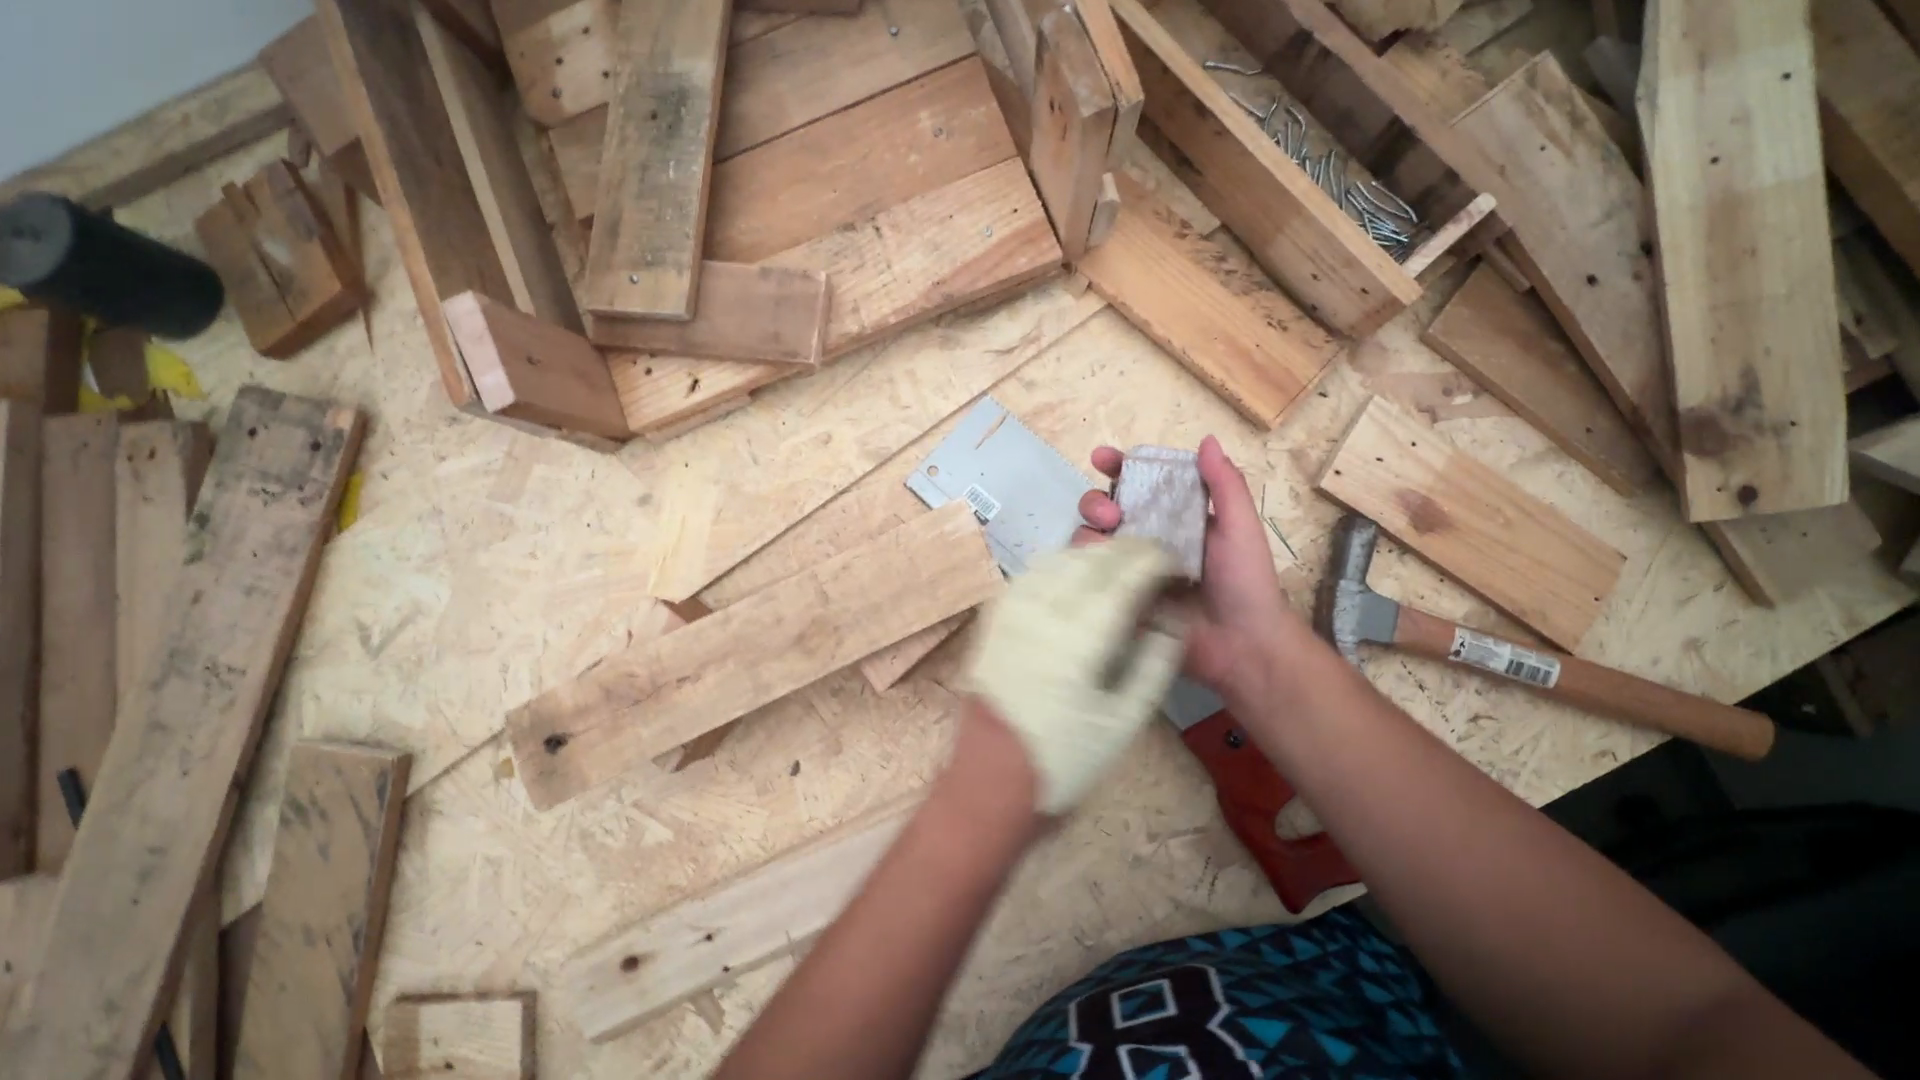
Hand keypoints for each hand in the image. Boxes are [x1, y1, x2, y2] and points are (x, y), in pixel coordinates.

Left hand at [961, 539, 1186, 813]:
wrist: (990, 780)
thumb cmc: (1065, 759)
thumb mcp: (1127, 720)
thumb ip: (1156, 661)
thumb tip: (1173, 616)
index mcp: (1081, 636)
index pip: (1126, 572)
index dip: (1156, 559)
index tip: (1177, 564)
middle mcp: (1043, 609)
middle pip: (1094, 557)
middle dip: (1130, 552)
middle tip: (1155, 566)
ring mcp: (1012, 608)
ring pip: (1062, 557)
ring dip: (1096, 556)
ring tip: (1121, 571)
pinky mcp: (994, 616)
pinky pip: (1033, 572)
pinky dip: (1063, 565)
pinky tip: (1077, 581)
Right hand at [1075, 436, 1308, 706]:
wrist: (1241, 643)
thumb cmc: (1246, 581)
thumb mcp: (1241, 526)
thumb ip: (1225, 485)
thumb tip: (1207, 440)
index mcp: (1175, 514)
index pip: (1139, 482)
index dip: (1118, 466)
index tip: (1103, 458)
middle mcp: (1146, 536)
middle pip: (1103, 507)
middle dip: (1096, 501)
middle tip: (1111, 514)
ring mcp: (1128, 568)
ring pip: (1088, 538)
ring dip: (1087, 531)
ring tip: (1105, 542)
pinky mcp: (1117, 598)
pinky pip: (1087, 576)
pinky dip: (1083, 564)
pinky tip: (1094, 564)